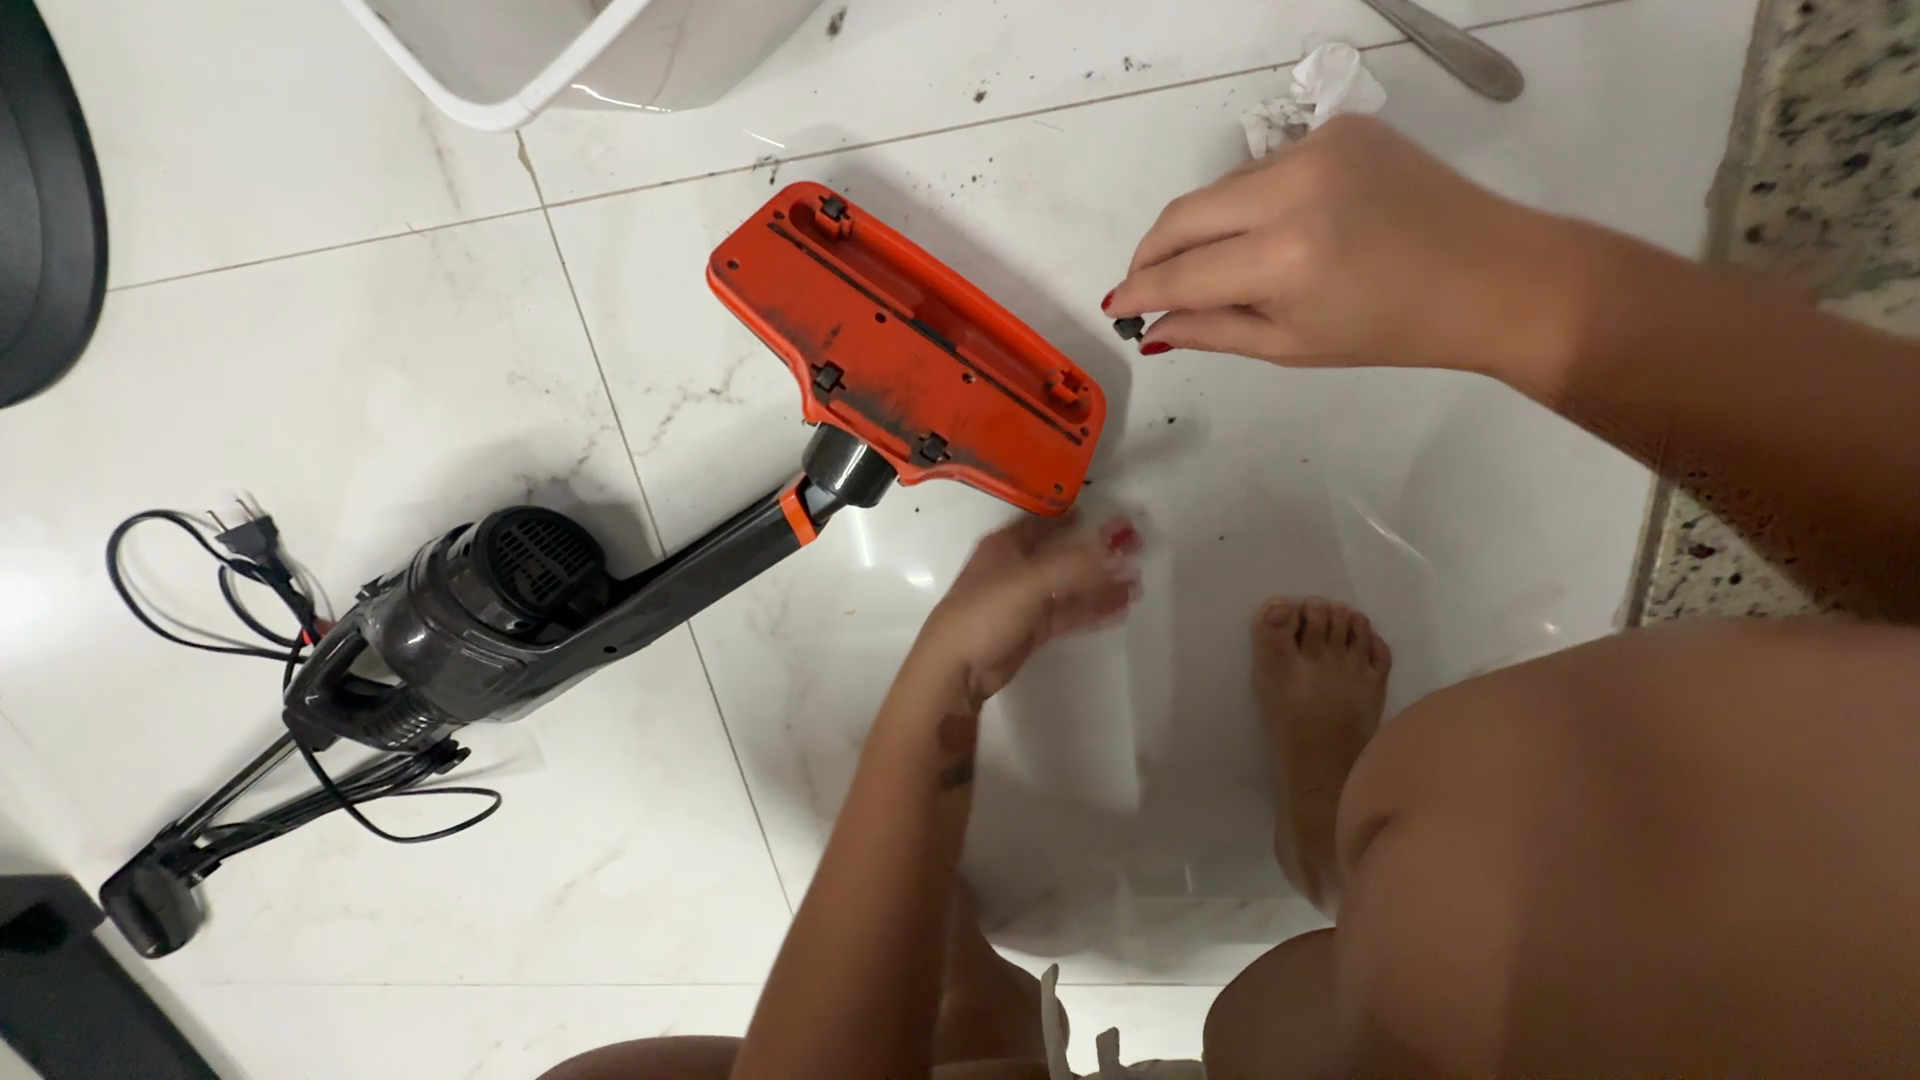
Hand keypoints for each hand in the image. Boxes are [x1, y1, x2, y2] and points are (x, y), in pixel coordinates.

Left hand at [904, 514, 1142, 707]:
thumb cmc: (985, 613)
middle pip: (1062, 555)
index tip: (1110, 516)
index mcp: (1005, 546)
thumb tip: (1120, 538)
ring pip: (1068, 586)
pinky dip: (1092, 608)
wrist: (956, 669)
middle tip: (1136, 550)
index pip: (1044, 523)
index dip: (1075, 518)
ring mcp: (1023, 600)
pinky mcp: (1031, 629)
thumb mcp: (1031, 581)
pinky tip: (1121, 605)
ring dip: (1100, 583)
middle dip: (1097, 554)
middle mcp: (1015, 568)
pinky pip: (1067, 612)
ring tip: (1138, 581)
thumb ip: (1077, 562)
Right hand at [1105, 115, 1587, 375]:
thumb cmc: (1389, 330)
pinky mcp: (1341, 127)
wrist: (1492, 276)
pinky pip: (1262, 169)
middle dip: (1151, 251)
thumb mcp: (1289, 345)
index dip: (1139, 290)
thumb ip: (1211, 330)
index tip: (1114, 306)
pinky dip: (1244, 203)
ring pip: (1220, 187)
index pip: (1181, 272)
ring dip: (1198, 228)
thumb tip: (1153, 325)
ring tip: (1206, 266)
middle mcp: (1295, 189)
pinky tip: (1261, 233)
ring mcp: (1319, 148)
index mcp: (1286, 257)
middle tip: (1140, 284)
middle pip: (1185, 213)